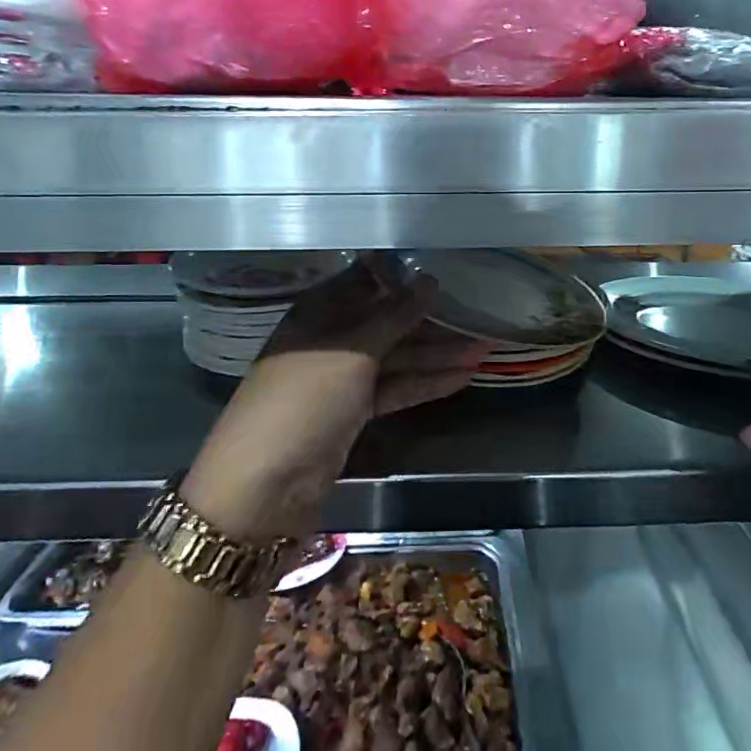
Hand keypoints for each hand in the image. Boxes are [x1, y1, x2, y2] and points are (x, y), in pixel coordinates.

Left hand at [182, 255, 488, 538]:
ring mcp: (341, 379)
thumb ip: (393, 316)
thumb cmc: (303, 399)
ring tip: (486, 347)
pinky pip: (394, 389)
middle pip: (386, 322)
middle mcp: (330, 340)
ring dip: (437, 354)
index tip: (445, 266)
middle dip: (430, 319)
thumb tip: (429, 280)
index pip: (365, 281)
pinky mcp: (353, 413)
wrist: (264, 483)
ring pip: (395, 358)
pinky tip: (463, 376)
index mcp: (318, 312)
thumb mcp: (350, 351)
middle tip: (478, 311)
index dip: (402, 275)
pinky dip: (425, 383)